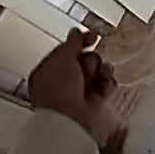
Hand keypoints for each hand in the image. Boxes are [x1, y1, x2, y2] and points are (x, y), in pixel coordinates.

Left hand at [27, 29, 123, 146]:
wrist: (69, 121)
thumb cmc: (59, 89)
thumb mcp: (63, 57)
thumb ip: (72, 42)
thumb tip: (77, 32)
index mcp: (47, 71)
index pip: (66, 51)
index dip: (79, 42)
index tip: (93, 36)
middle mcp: (61, 82)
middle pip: (83, 60)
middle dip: (91, 59)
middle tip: (90, 65)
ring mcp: (77, 94)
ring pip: (95, 73)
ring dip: (102, 69)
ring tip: (101, 73)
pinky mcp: (91, 104)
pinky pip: (103, 87)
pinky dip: (107, 83)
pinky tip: (107, 82)